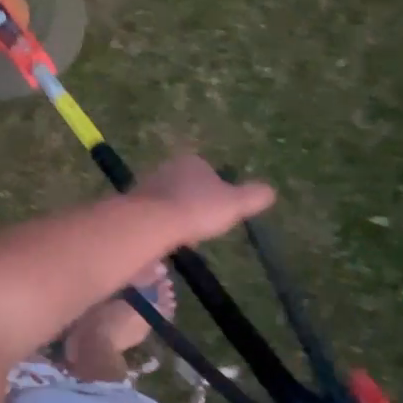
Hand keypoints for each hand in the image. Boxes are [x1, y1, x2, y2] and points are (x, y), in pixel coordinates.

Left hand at [126, 154, 274, 247]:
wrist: (153, 221)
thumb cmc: (198, 208)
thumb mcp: (235, 203)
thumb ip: (253, 196)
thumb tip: (269, 191)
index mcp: (190, 161)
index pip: (208, 172)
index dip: (217, 193)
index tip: (221, 212)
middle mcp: (165, 167)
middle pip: (186, 186)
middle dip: (195, 205)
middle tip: (203, 227)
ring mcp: (146, 184)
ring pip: (168, 200)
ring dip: (178, 217)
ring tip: (186, 237)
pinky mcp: (132, 204)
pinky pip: (153, 215)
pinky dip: (162, 226)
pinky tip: (168, 240)